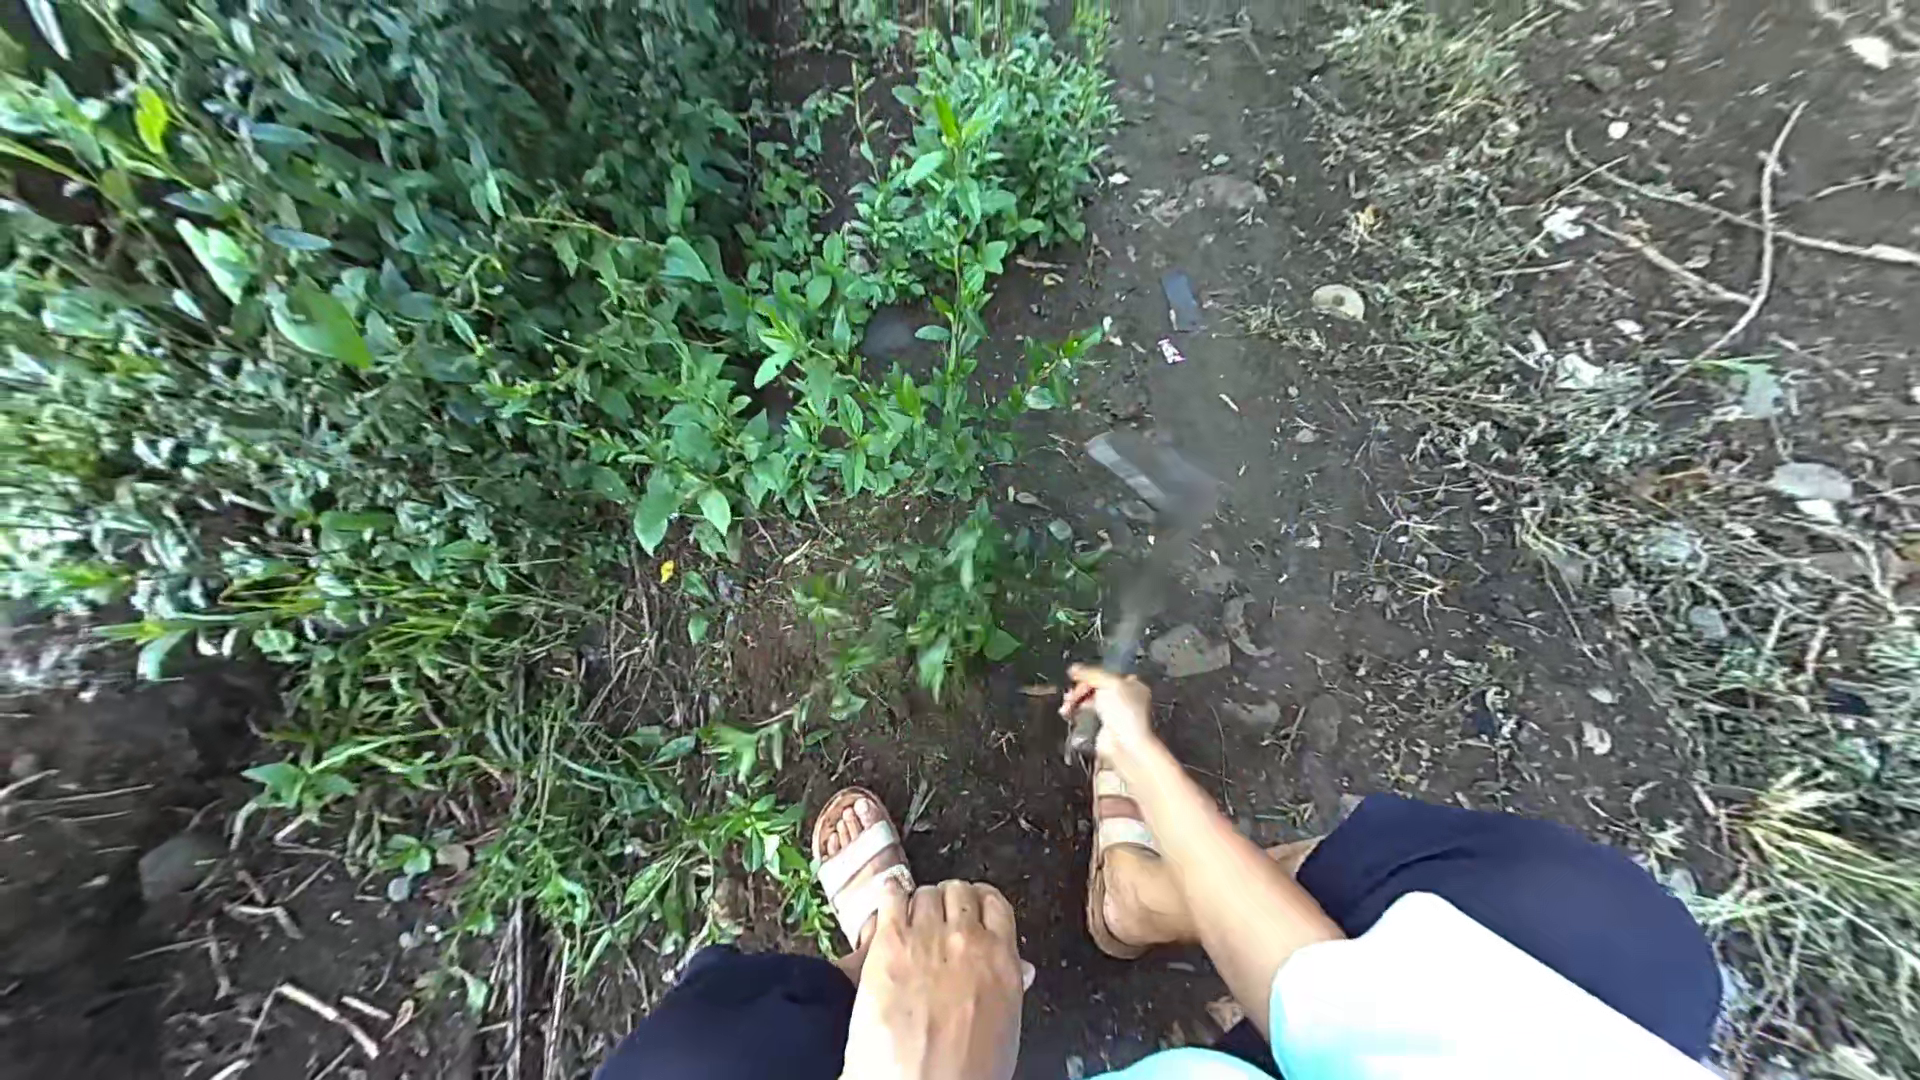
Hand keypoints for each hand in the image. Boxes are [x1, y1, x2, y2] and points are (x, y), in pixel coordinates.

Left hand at [840, 881, 1024, 1079]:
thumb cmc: (963, 1077)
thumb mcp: (1003, 1033)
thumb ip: (1011, 987)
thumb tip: (1021, 968)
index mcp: (1001, 960)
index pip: (996, 903)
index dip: (982, 902)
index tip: (974, 906)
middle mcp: (967, 939)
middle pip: (960, 892)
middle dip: (950, 902)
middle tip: (941, 917)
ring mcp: (928, 936)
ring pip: (927, 893)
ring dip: (921, 904)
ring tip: (913, 920)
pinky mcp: (891, 940)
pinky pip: (893, 896)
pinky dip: (892, 896)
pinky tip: (890, 903)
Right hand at [1060, 664, 1155, 759]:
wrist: (1123, 744)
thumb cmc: (1123, 711)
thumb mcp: (1108, 683)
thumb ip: (1091, 673)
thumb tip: (1073, 669)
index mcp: (1132, 685)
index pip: (1106, 673)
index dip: (1090, 674)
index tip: (1075, 675)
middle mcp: (1124, 698)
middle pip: (1096, 686)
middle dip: (1080, 688)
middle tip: (1070, 694)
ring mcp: (1113, 713)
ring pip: (1089, 699)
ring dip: (1075, 699)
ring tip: (1067, 705)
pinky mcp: (1102, 727)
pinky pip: (1085, 714)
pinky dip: (1076, 711)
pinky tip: (1068, 712)